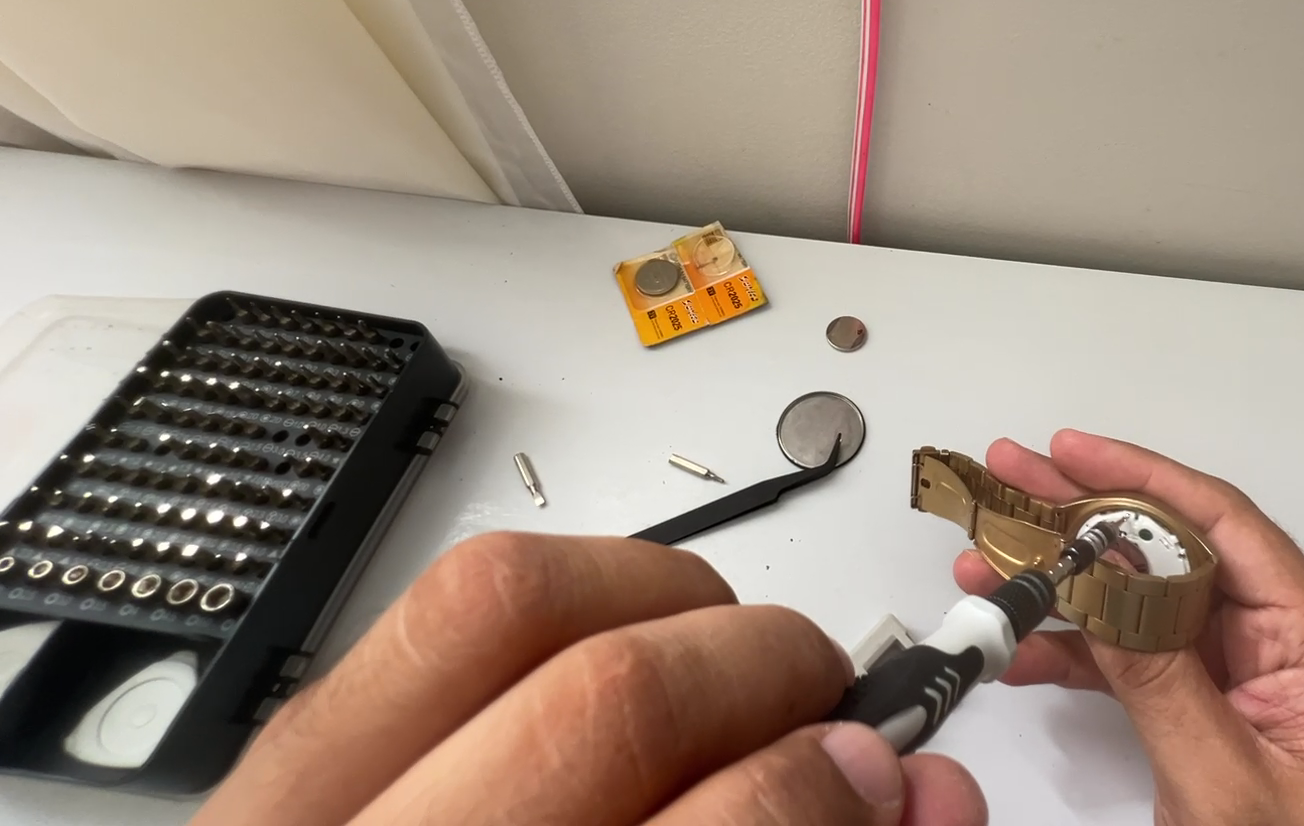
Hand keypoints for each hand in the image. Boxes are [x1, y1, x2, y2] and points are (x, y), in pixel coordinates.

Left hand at [195, 533, 985, 825]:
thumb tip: (933, 793)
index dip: (805, 796)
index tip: (882, 773)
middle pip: (605, 703)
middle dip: (769, 672)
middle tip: (827, 700)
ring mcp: (285, 811)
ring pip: (514, 596)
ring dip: (675, 602)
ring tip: (734, 657)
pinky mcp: (288, 751)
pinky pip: (460, 599)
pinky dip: (590, 584)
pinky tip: (639, 638)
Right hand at [954, 430, 1303, 824]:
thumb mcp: (1228, 784)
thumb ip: (1161, 674)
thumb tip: (1102, 570)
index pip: (1219, 521)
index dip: (1139, 475)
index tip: (1067, 450)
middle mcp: (1269, 631)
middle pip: (1167, 543)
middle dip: (1082, 509)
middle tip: (1010, 475)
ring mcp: (1229, 665)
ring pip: (1134, 594)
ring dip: (1060, 579)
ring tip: (986, 559)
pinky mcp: (1197, 700)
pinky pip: (1127, 655)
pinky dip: (1071, 649)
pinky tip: (1016, 648)